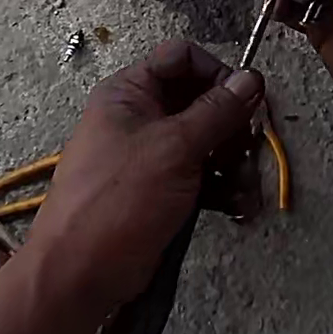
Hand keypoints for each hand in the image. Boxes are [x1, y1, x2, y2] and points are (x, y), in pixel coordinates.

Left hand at [27, 40, 262, 309]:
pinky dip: (223, 187)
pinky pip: (202, 175)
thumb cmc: (120, 198)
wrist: (80, 274)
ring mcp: (154, 154)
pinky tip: (240, 207)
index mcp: (131, 92)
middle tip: (248, 150)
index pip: (182, 59)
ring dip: (234, 162)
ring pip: (208, 141)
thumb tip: (252, 77)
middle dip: (232, 126)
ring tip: (246, 188)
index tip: (247, 99)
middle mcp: (142, 116)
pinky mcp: (164, 188)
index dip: (217, 73)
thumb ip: (217, 111)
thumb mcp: (173, 147)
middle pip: (201, 101)